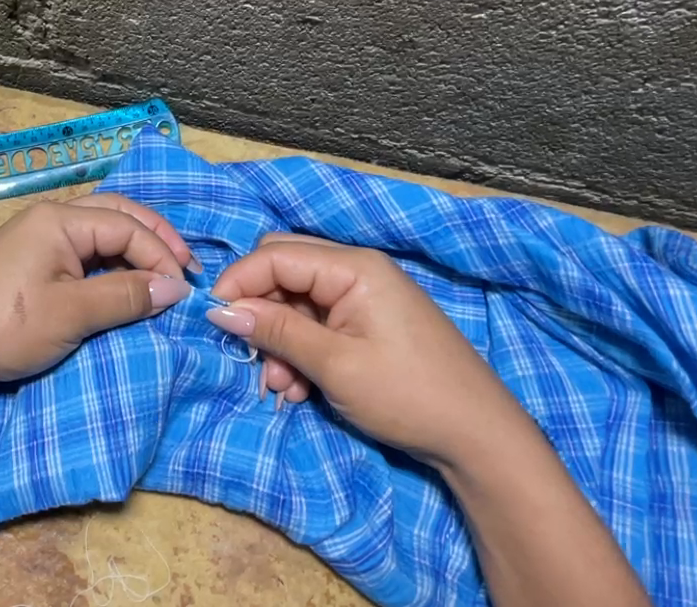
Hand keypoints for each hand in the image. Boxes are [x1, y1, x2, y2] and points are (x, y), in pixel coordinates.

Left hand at [0, 195, 196, 394]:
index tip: (185, 291)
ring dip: (132, 249)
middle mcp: (47, 218)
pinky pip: (80, 249)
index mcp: (57, 219)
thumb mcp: (72, 314)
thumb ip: (125, 295)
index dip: (161, 254)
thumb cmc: (7, 327)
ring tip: (161, 276)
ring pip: (98, 230)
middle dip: (154, 239)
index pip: (126, 225)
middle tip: (185, 269)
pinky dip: (109, 262)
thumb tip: (176, 288)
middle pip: (114, 214)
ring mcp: (34, 236)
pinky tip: (123, 282)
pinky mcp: (28, 259)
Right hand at [205, 233, 532, 467]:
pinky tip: (299, 386)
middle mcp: (355, 270)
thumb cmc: (409, 395)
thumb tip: (219, 310)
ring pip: (294, 299)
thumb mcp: (334, 365)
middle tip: (251, 353)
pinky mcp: (366, 322)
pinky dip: (298, 349)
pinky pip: (315, 321)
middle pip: (281, 269)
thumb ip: (276, 330)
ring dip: (278, 338)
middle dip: (258, 310)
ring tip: (281, 385)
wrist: (482, 441)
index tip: (214, 321)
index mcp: (353, 267)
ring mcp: (362, 296)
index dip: (238, 283)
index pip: (274, 255)